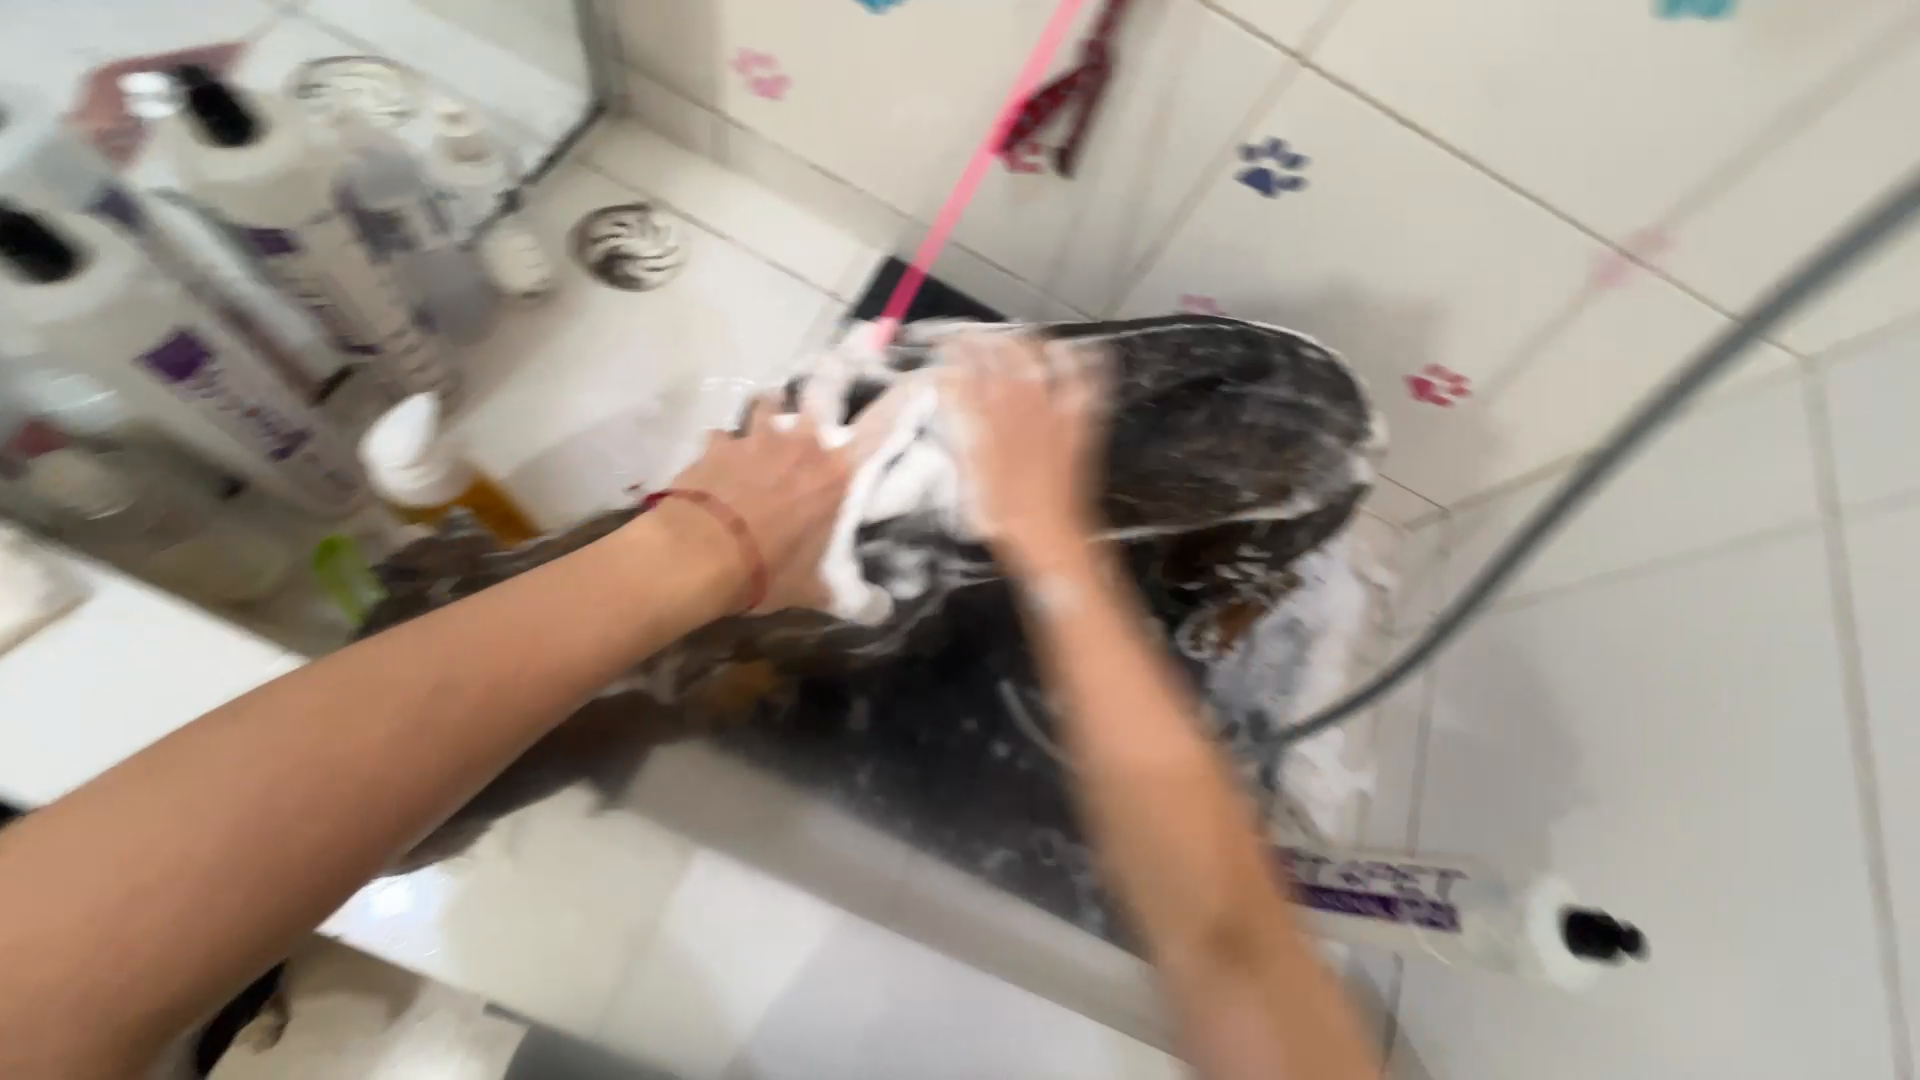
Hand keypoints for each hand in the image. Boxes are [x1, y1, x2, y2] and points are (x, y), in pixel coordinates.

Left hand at [653, 393, 904, 614]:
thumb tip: (884, 613)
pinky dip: (725, 447)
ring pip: (769, 402)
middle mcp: (804, 443)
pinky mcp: (717, 445)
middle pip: (824, 389)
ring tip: (768, 429)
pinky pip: (724, 436)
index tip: (921, 386)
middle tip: (832, 378)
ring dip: (771, 413)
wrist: (696, 555)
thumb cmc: (769, 568)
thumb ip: (856, 598)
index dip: (907, 403)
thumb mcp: (818, 589)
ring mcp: (757, 438)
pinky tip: (720, 465)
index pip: (884, 429)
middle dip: (832, 379)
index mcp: (839, 473)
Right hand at [938, 333, 1110, 570]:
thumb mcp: (968, 467)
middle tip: (981, 337)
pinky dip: (1081, 361)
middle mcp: (1021, 404)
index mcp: (988, 415)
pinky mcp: (1080, 421)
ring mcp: (1055, 409)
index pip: (968, 364)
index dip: (957, 346)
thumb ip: (961, 420)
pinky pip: (1085, 381)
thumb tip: (948, 383)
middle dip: (991, 337)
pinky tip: (1078, 350)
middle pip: (1006, 351)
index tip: (949, 341)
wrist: (1048, 534)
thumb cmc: (1001, 510)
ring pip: (1043, 356)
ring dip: (1029, 341)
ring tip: (1019, 337)